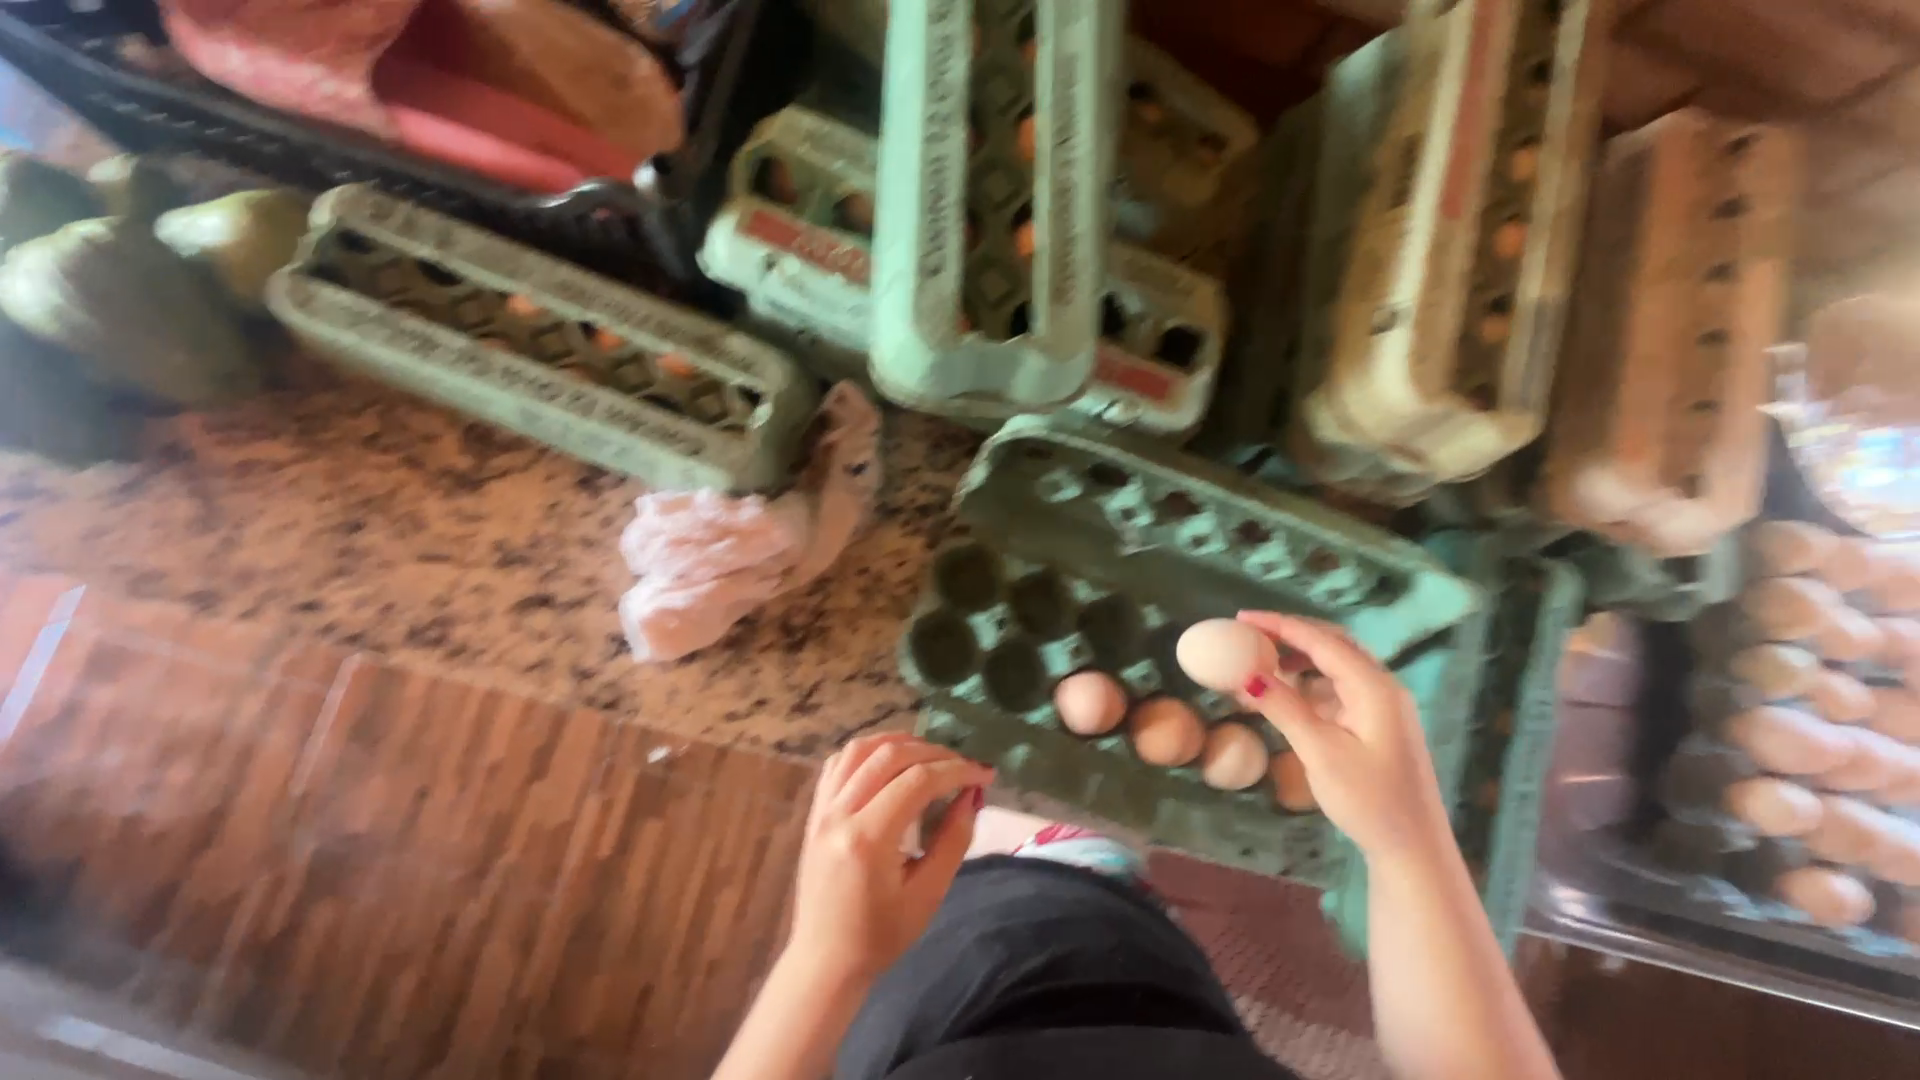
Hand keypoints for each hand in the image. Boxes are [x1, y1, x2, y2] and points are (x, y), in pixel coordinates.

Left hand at [785, 733, 994, 982]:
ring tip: (931, 754)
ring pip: (860, 750)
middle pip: (890, 756)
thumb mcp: (928, 894)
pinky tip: (891, 759)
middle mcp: (839, 814)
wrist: (826, 959)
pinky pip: (839, 763)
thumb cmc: (881, 936)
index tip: (985, 774)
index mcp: (868, 839)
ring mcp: (821, 810)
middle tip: (963, 765)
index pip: (918, 781)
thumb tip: (972, 794)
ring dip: (899, 742)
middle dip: (934, 752)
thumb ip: (952, 839)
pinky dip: (868, 751)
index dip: (957, 770)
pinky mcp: (815, 811)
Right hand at [1235, 612, 1450, 866]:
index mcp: (1373, 687)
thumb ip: (1283, 708)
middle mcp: (1382, 686)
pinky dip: (1309, 681)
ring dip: (1299, 656)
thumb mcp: (1319, 752)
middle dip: (1290, 633)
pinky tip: (1286, 693)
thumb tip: (1245, 674)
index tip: (1240, 618)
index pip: (1321, 641)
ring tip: (1260, 661)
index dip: (1280, 625)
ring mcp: (1383, 705)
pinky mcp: (1378, 723)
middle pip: (1333, 643)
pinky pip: (1339, 687)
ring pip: (1337, 664)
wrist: (1412, 848)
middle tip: (1248, 634)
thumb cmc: (1367, 800)